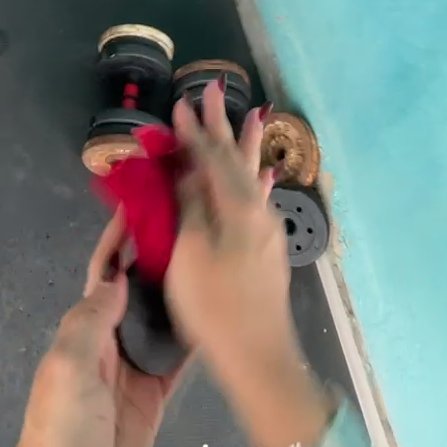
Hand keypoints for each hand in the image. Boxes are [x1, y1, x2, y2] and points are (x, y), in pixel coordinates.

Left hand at [17, 213, 185, 446]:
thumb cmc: (64, 425)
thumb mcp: (69, 367)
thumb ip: (91, 320)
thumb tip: (116, 276)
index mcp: (82, 328)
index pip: (103, 271)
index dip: (118, 239)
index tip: (140, 205)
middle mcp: (107, 340)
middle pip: (133, 289)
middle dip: (152, 258)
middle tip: (185, 228)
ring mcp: (131, 368)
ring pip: (156, 318)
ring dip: (175, 292)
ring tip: (204, 261)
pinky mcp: (152, 395)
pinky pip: (174, 359)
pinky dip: (190, 338)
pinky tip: (211, 318)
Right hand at [167, 80, 333, 446]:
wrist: (258, 357)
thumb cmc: (215, 304)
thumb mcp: (190, 252)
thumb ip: (190, 205)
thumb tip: (189, 169)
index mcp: (234, 206)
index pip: (209, 157)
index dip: (193, 131)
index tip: (181, 102)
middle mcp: (253, 208)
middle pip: (233, 157)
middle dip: (222, 125)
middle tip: (216, 89)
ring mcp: (263, 227)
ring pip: (249, 173)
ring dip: (245, 144)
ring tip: (253, 114)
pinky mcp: (266, 245)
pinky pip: (260, 196)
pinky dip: (258, 178)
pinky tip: (264, 171)